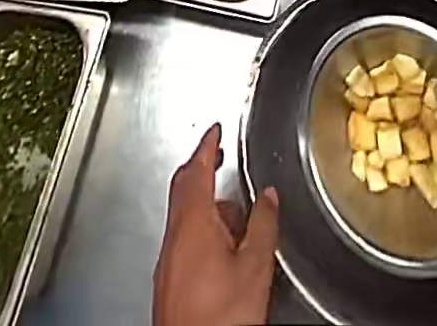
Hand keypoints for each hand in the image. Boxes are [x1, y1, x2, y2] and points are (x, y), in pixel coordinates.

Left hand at [153, 124, 279, 325]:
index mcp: (192, 225)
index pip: (195, 172)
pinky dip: (203, 228)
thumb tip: (268, 196)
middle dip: (202, 168)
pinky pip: (185, 239)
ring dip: (208, 204)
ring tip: (237, 211)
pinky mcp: (170, 284)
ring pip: (185, 217)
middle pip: (182, 190)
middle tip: (219, 154)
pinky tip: (226, 247)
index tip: (214, 130)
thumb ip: (263, 224)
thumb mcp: (256, 266)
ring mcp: (168, 264)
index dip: (206, 146)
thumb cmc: (221, 318)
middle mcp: (174, 240)